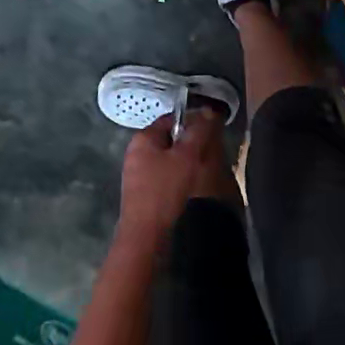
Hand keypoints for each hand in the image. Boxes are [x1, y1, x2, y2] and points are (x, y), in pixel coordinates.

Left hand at [118, 110, 223, 242]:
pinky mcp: (139, 191)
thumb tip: (210, 110)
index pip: (169, 119)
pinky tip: (186, 189)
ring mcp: (135, 171)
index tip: (210, 132)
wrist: (145, 234)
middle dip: (187, 145)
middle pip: (167, 139)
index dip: (190, 122)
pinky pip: (160, 176)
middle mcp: (135, 150)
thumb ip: (198, 133)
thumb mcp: (186, 158)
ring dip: (182, 163)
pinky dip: (174, 178)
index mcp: (142, 137)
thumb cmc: (164, 190)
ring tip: (200, 172)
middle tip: (208, 154)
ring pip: (164, 159)